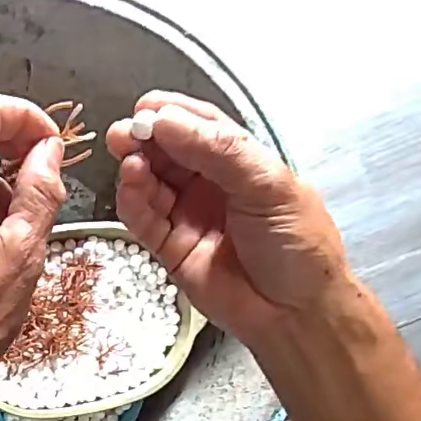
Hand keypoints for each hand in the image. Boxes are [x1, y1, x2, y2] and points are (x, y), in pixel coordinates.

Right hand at [106, 92, 348, 345]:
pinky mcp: (170, 249)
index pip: (201, 128)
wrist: (292, 311)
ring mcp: (188, 217)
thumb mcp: (268, 184)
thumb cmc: (296, 245)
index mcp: (240, 162)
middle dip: (144, 142)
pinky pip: (144, 222)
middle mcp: (210, 186)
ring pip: (151, 186)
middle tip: (124, 135)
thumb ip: (219, 151)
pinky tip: (130, 187)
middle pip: (168, 155)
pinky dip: (133, 203)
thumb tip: (167, 122)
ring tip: (129, 162)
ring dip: (135, 171)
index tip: (145, 108)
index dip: (172, 115)